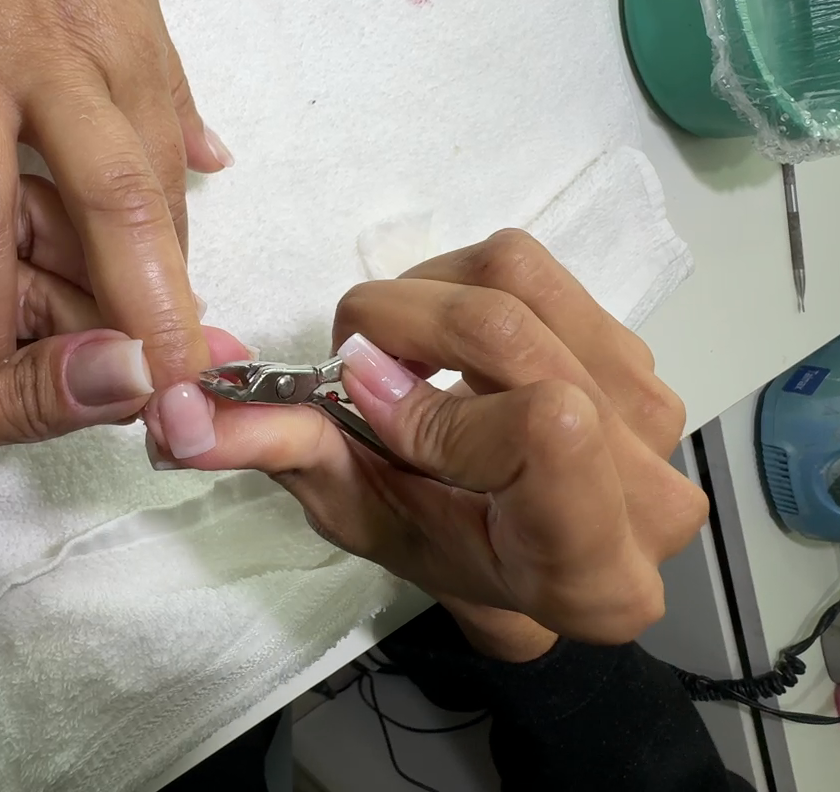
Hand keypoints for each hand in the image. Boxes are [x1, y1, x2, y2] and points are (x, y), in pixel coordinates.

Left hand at [0, 179, 245, 772]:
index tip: (181, 313)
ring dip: (90, 362)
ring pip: (21, 333)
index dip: (103, 269)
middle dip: (110, 320)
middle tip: (197, 360)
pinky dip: (52, 396)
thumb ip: (16, 394)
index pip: (14, 229)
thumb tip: (137, 365)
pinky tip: (110, 406)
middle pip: (28, 278)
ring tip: (172, 389)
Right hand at [176, 230, 707, 644]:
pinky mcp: (634, 350)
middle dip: (402, 330)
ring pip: (518, 283)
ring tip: (404, 349)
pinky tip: (449, 334)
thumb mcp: (346, 508)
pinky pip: (531, 266)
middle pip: (513, 339)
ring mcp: (653, 413)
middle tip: (358, 359)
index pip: (548, 437)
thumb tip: (186, 416)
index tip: (357, 392)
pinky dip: (459, 277)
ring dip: (427, 299)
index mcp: (584, 573)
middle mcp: (649, 497)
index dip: (431, 403)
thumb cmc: (425, 533)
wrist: (502, 528)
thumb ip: (278, 456)